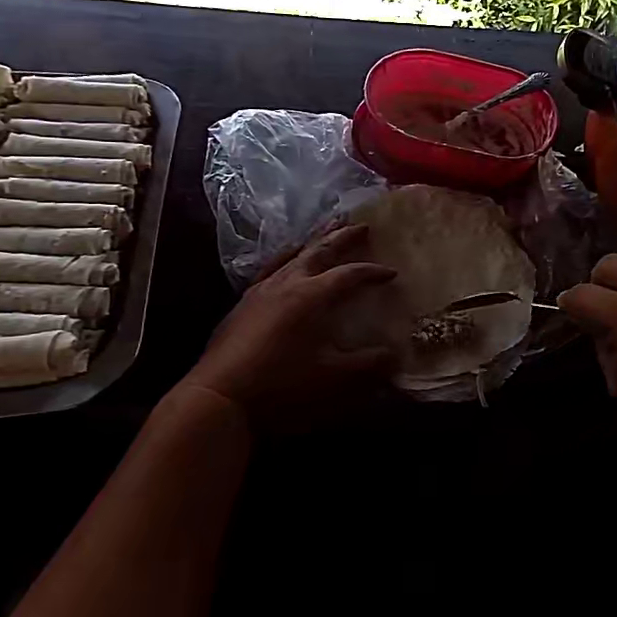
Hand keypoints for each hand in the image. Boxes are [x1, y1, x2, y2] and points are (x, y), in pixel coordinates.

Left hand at [183, 224, 397, 433]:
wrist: (221, 392)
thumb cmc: (280, 383)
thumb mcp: (331, 377)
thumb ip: (366, 365)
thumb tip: (395, 357)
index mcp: (312, 296)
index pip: (349, 275)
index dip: (371, 272)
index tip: (391, 272)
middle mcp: (287, 283)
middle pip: (319, 251)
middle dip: (342, 237)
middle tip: (360, 225)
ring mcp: (262, 289)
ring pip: (293, 254)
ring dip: (314, 241)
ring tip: (326, 229)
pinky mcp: (244, 301)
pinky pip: (270, 267)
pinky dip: (285, 257)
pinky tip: (286, 259)